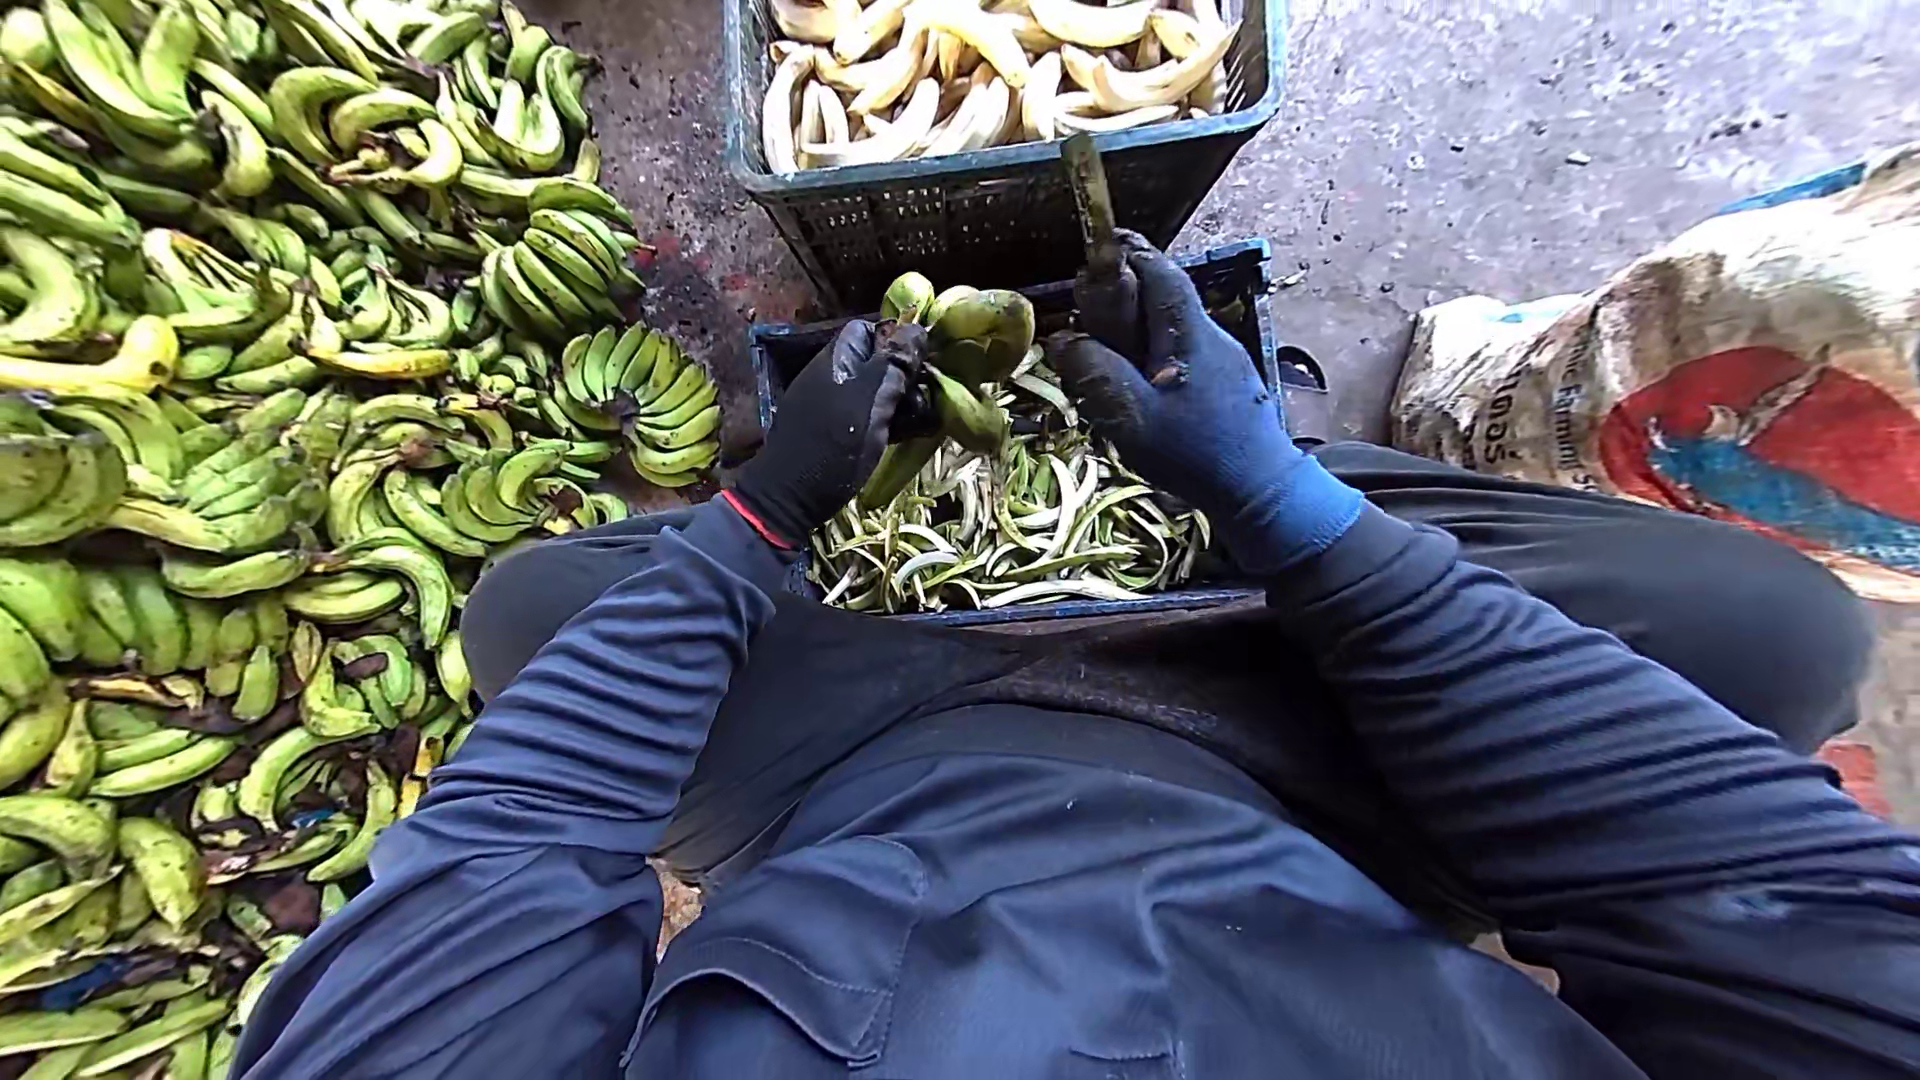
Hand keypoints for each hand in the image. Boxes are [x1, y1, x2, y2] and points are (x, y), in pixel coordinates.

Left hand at [729, 320, 924, 546]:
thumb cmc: (832, 445)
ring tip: (927, 418)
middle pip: (882, 362)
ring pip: (883, 392)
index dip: (900, 340)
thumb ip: (894, 364)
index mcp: (839, 360)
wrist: (791, 498)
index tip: (926, 359)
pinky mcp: (845, 434)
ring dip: (907, 402)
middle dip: (909, 376)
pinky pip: (876, 417)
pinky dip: (896, 422)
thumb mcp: (869, 400)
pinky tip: (915, 433)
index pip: (872, 330)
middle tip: (930, 395)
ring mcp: (840, 406)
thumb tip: (918, 329)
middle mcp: (838, 377)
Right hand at [1053, 232, 1362, 572]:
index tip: (1100, 249)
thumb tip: (1062, 340)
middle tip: (1087, 319)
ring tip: (1104, 364)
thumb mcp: (1133, 416)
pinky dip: (1149, 365)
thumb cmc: (1194, 452)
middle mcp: (1209, 339)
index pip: (1160, 274)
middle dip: (1123, 304)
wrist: (1256, 491)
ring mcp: (1220, 364)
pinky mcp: (1221, 388)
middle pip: (1161, 303)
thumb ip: (1096, 375)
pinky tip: (1136, 395)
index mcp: (1190, 334)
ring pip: (1167, 336)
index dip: (1129, 255)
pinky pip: (1177, 362)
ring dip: (1134, 339)